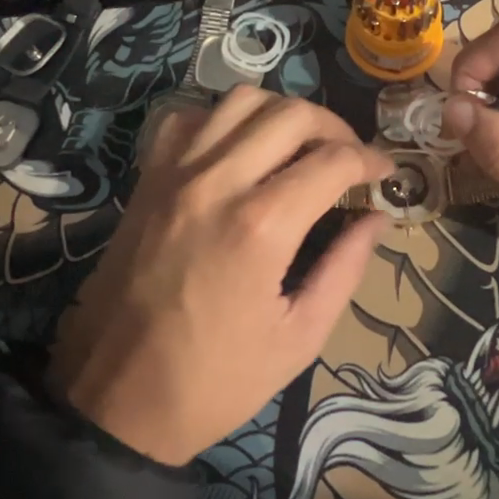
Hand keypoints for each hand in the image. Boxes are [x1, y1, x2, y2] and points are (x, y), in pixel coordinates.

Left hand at [49, 86, 390, 465]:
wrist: (113, 399)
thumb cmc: (214, 380)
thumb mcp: (299, 338)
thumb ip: (346, 268)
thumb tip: (377, 217)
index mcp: (261, 226)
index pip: (333, 160)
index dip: (370, 160)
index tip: (385, 173)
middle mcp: (217, 181)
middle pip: (292, 113)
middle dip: (335, 127)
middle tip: (349, 157)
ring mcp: (175, 173)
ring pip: (241, 99)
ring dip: (282, 112)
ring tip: (299, 145)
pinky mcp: (147, 178)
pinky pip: (189, 116)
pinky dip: (223, 118)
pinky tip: (239, 148)